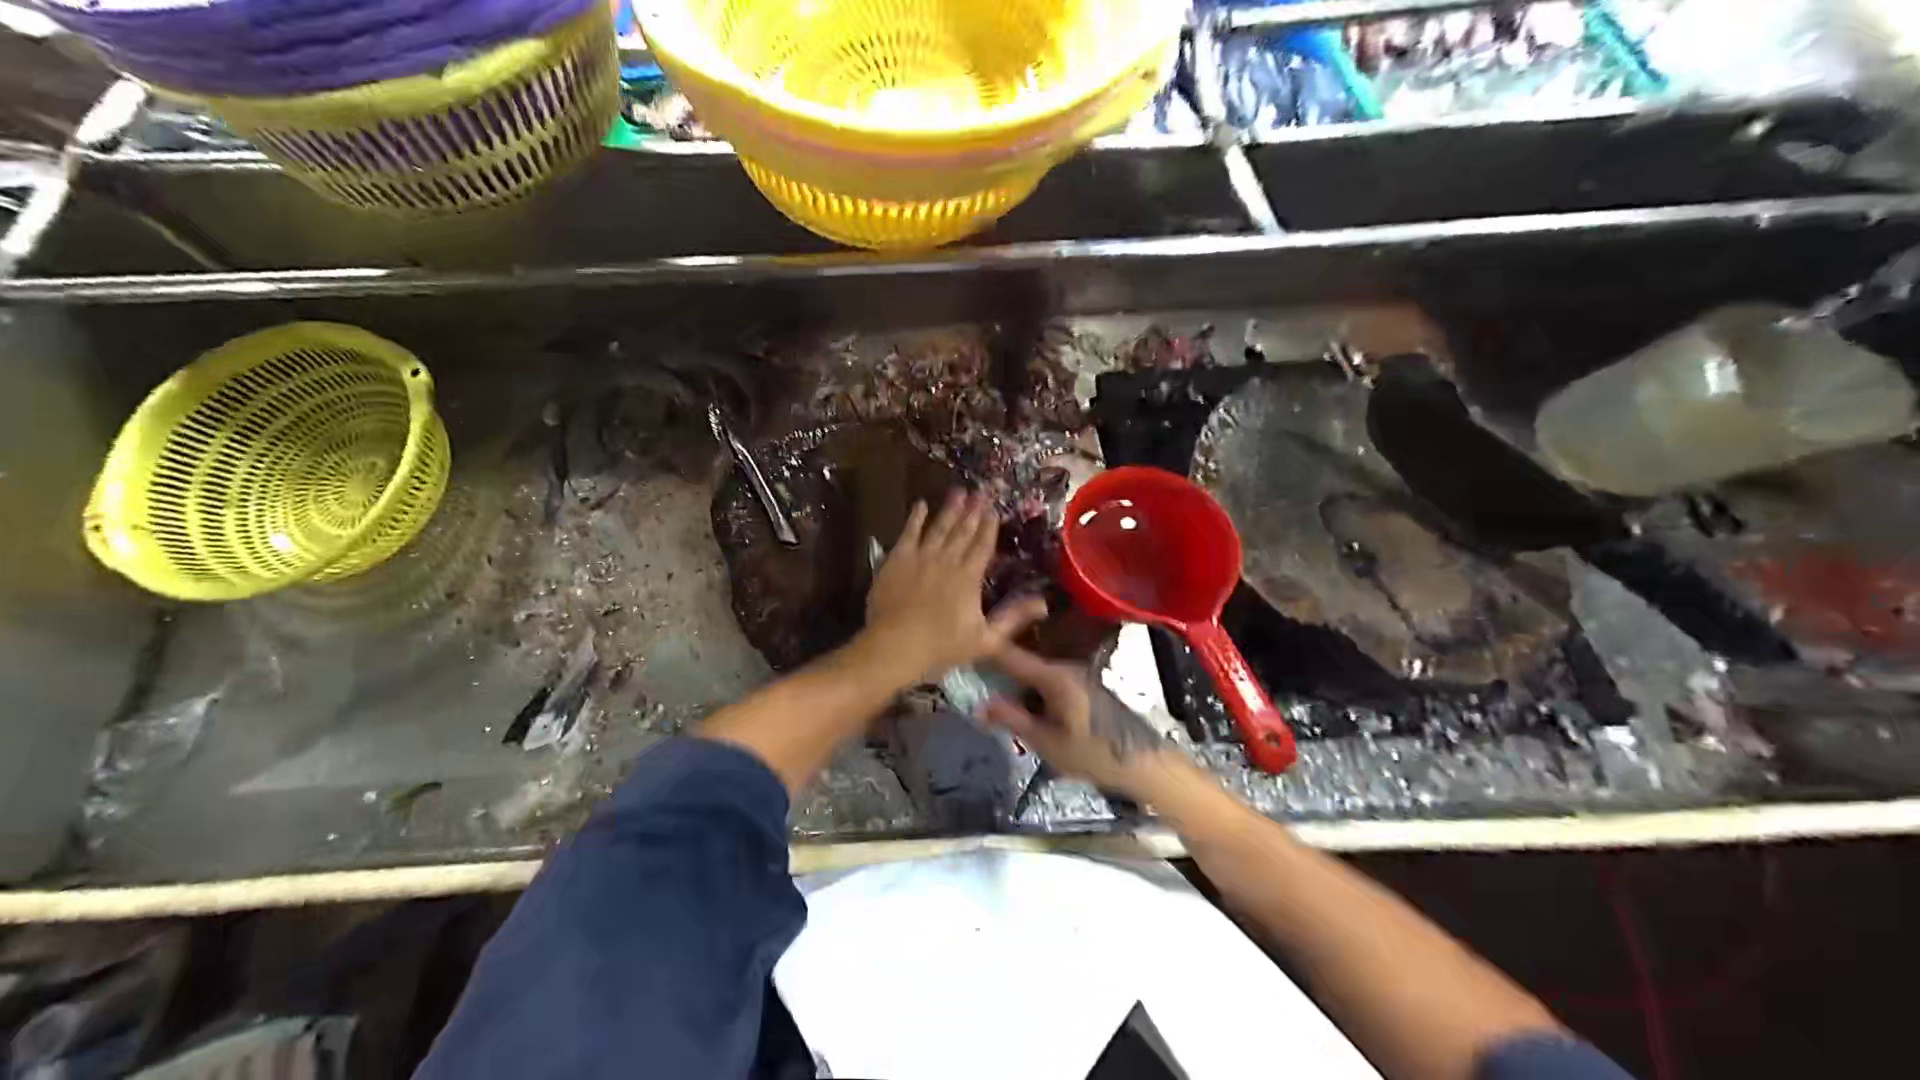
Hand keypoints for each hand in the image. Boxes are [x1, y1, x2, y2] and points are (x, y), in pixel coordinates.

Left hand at [863, 489, 1047, 682]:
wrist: (894, 645)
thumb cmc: (941, 646)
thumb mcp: (986, 639)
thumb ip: (1014, 618)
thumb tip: (1044, 603)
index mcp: (969, 577)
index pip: (983, 545)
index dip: (990, 525)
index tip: (995, 508)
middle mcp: (947, 559)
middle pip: (963, 530)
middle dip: (974, 509)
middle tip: (983, 489)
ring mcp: (921, 556)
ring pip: (939, 526)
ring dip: (950, 508)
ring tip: (959, 491)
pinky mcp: (897, 558)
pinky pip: (909, 531)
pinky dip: (916, 517)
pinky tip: (921, 504)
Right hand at [983, 644, 1195, 799]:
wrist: (1144, 764)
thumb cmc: (1094, 754)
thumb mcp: (1046, 742)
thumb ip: (1012, 720)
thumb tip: (979, 705)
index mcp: (1055, 676)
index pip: (1011, 655)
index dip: (986, 651)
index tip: (961, 652)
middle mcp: (1066, 668)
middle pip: (1023, 662)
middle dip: (999, 672)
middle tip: (973, 684)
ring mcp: (1077, 676)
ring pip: (1036, 674)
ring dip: (1017, 685)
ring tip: (994, 699)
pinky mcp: (1084, 687)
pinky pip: (1050, 682)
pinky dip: (1034, 691)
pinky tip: (1024, 708)